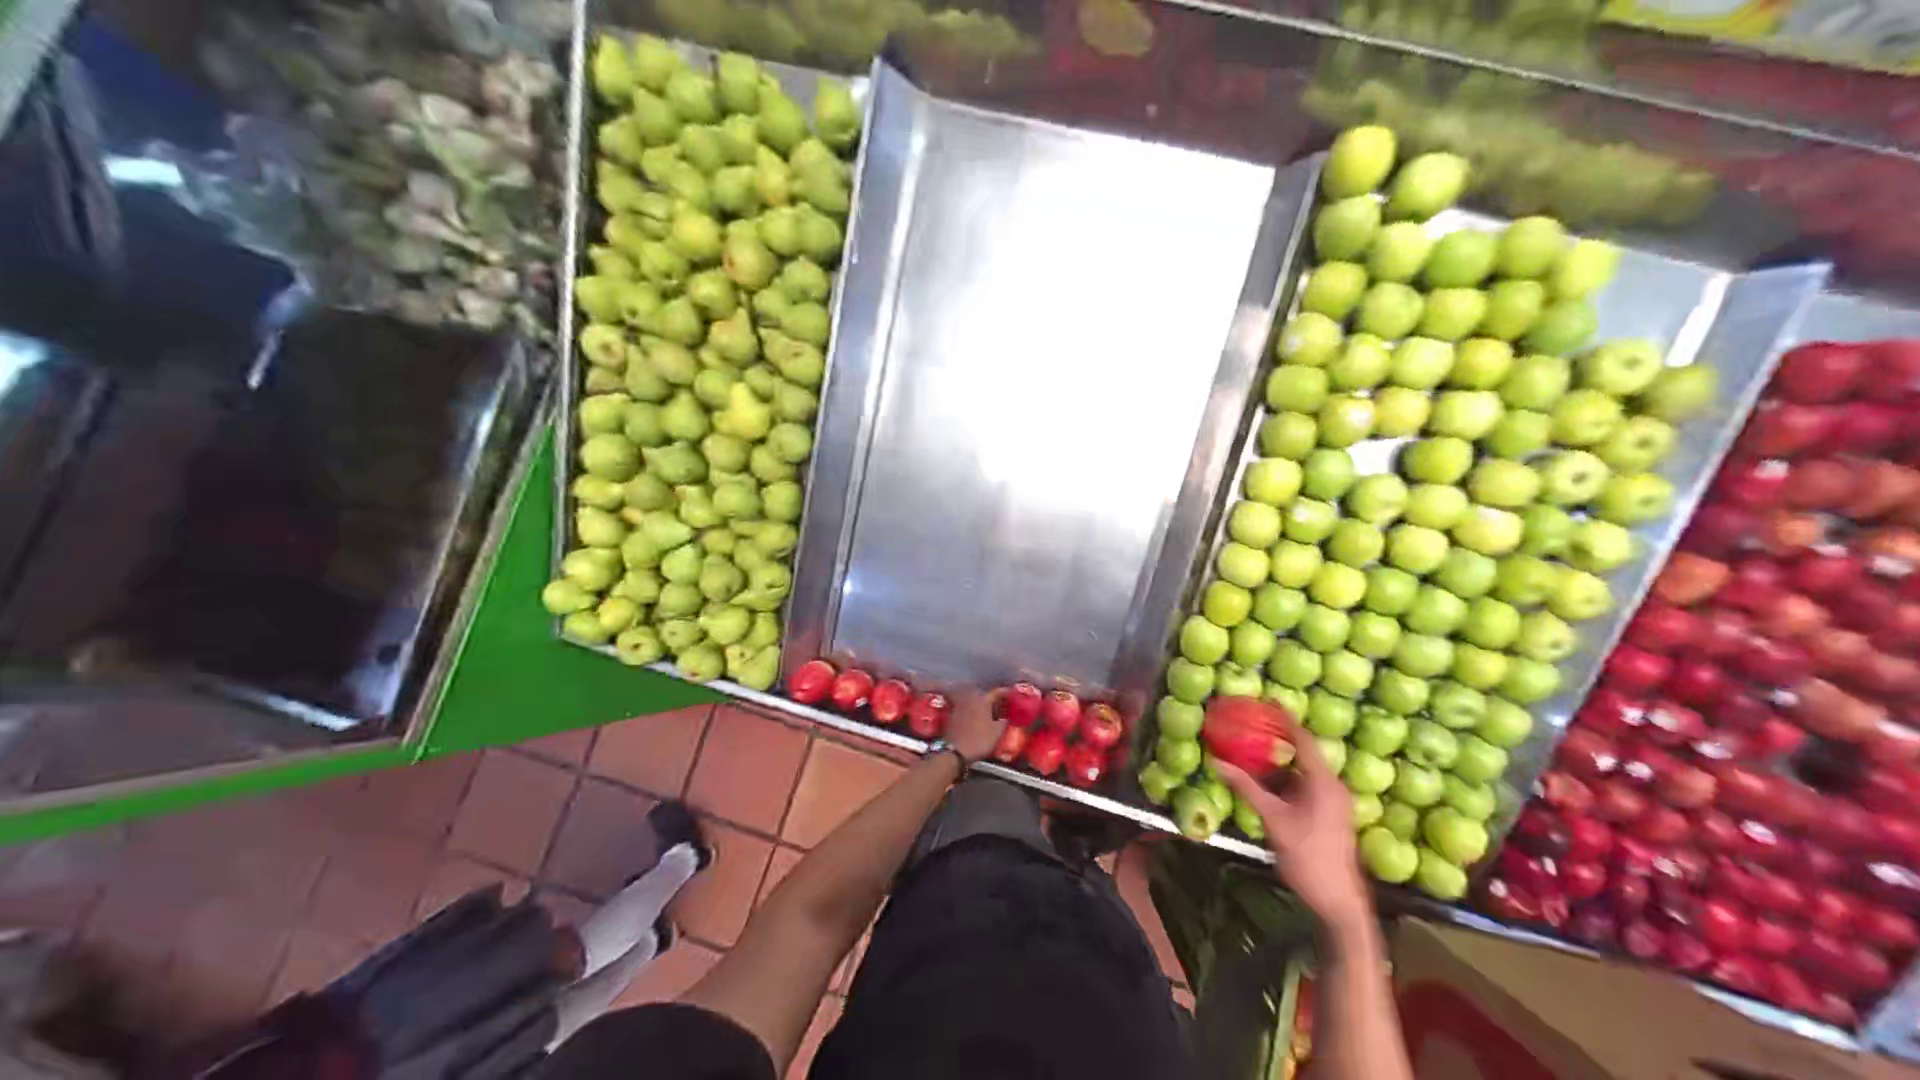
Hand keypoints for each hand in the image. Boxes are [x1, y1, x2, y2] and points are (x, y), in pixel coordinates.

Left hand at [945, 688, 1006, 765]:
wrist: (954, 751)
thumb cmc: (979, 740)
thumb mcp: (997, 733)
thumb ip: (1004, 723)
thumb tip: (1006, 718)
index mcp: (982, 701)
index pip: (996, 692)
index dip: (1005, 692)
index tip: (1012, 693)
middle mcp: (970, 700)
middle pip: (983, 696)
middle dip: (993, 699)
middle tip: (1001, 704)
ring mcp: (959, 708)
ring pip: (974, 703)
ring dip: (982, 706)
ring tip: (991, 713)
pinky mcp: (953, 717)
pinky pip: (967, 710)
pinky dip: (974, 713)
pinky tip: (978, 720)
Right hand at [1215, 719, 1371, 934]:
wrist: (1339, 903)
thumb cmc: (1308, 857)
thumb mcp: (1273, 819)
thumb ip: (1246, 788)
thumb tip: (1218, 762)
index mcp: (1324, 782)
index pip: (1303, 740)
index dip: (1286, 718)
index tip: (1271, 699)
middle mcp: (1332, 787)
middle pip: (1303, 754)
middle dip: (1278, 739)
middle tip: (1253, 723)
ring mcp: (1332, 803)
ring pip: (1301, 774)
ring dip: (1278, 764)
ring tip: (1251, 751)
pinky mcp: (1328, 816)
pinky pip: (1303, 788)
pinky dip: (1283, 781)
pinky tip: (1262, 784)